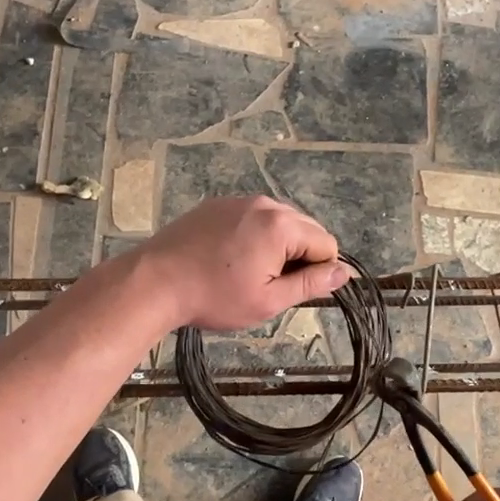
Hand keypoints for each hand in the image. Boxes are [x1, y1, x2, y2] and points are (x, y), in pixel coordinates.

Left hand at [132, 196, 350, 330]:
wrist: (154, 282)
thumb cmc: (213, 297)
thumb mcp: (268, 300)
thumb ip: (311, 283)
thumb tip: (344, 272)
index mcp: (281, 225)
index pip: (326, 243)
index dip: (317, 271)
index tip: (290, 290)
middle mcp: (264, 203)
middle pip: (304, 228)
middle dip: (298, 255)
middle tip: (269, 284)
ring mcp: (238, 200)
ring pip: (278, 222)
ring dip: (276, 245)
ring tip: (246, 273)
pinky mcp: (216, 204)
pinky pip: (251, 217)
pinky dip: (252, 235)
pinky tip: (228, 259)